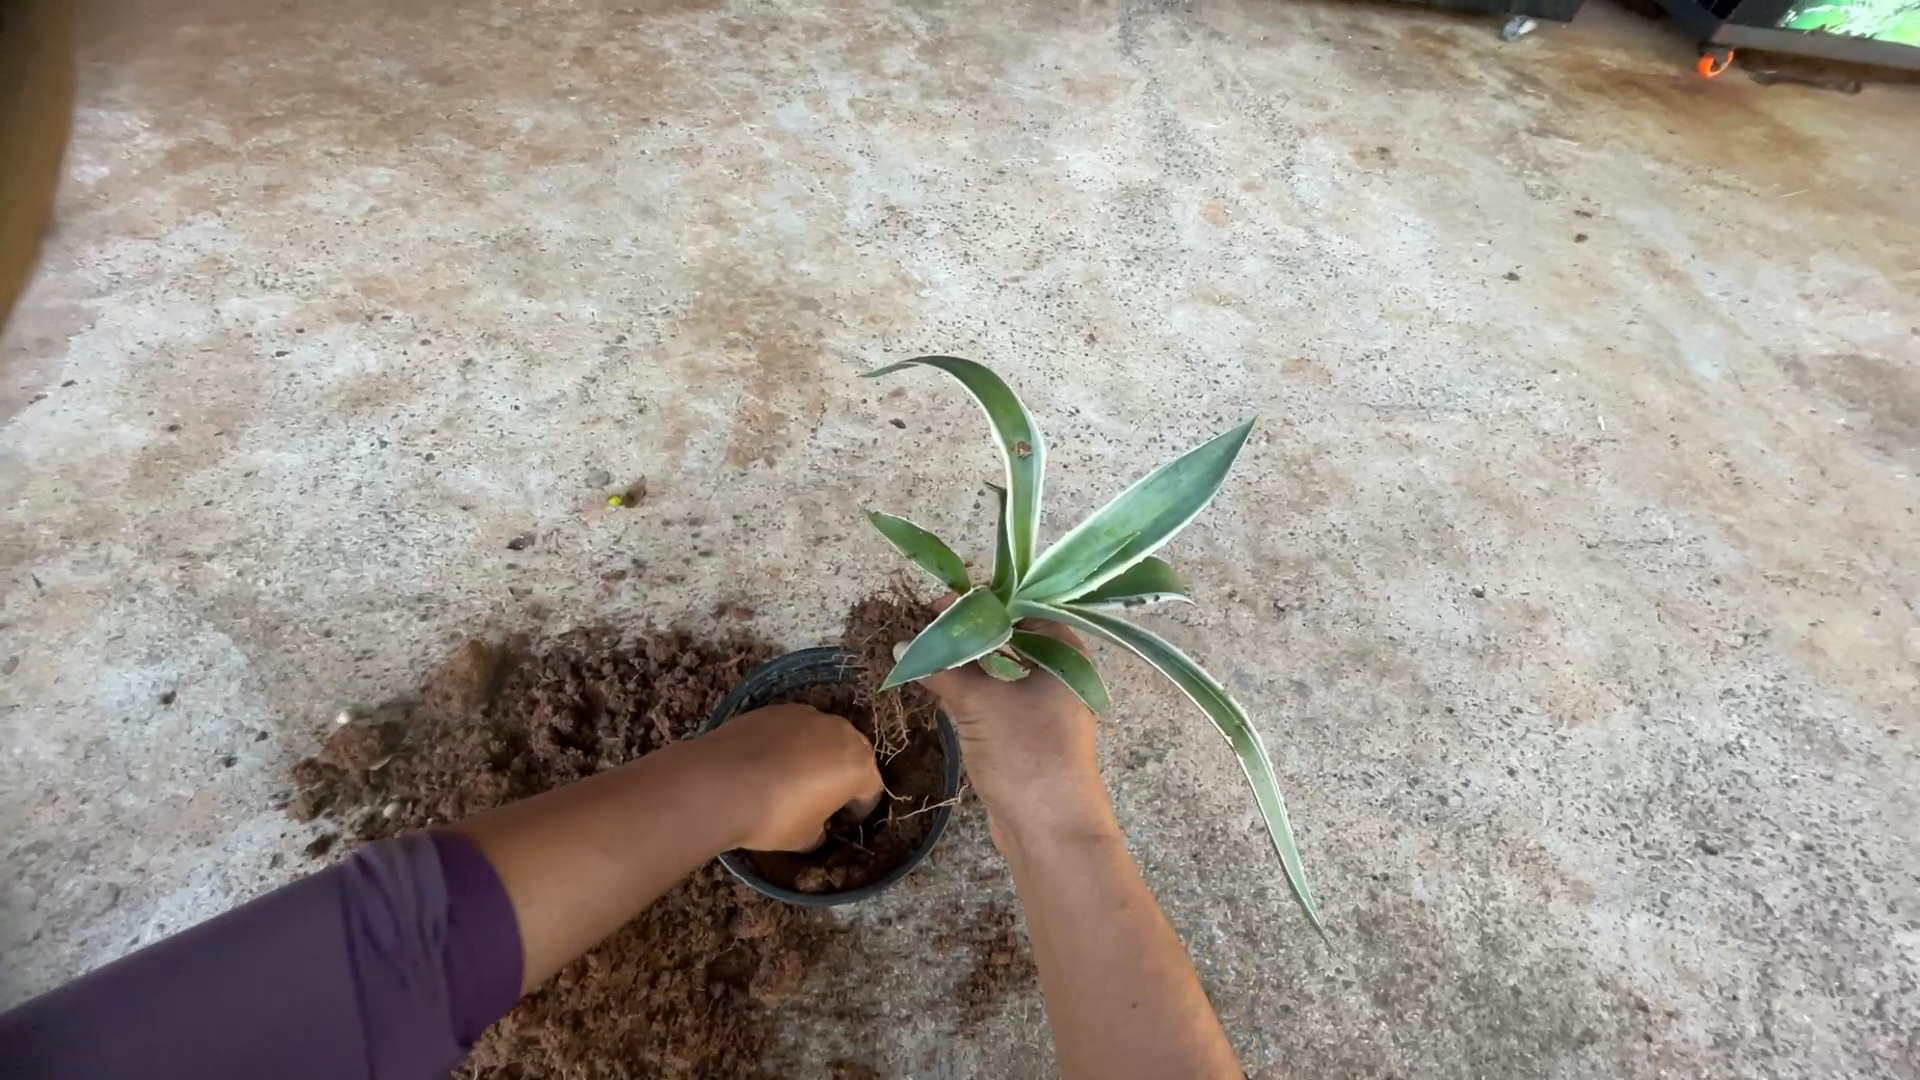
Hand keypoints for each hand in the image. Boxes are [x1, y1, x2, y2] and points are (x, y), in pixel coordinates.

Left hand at [697, 704, 884, 851]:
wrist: (721, 782)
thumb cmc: (775, 815)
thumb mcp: (804, 837)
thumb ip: (820, 829)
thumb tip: (818, 828)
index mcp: (859, 765)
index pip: (871, 790)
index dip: (858, 810)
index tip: (842, 822)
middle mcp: (841, 732)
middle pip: (851, 754)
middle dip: (840, 774)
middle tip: (820, 797)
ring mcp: (808, 715)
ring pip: (821, 736)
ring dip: (814, 754)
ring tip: (788, 777)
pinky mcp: (777, 708)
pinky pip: (792, 728)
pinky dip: (787, 743)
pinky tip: (765, 762)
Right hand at [917, 606, 1116, 847]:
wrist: (1050, 830)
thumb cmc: (1026, 751)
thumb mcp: (980, 703)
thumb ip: (942, 669)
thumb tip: (901, 644)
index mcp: (1064, 653)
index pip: (1021, 609)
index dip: (981, 602)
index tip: (940, 601)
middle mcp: (1058, 673)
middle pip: (1008, 639)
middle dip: (967, 632)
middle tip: (924, 623)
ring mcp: (1042, 705)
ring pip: (998, 671)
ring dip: (963, 662)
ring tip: (923, 649)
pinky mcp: (1025, 732)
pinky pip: (994, 698)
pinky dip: (967, 689)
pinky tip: (935, 684)